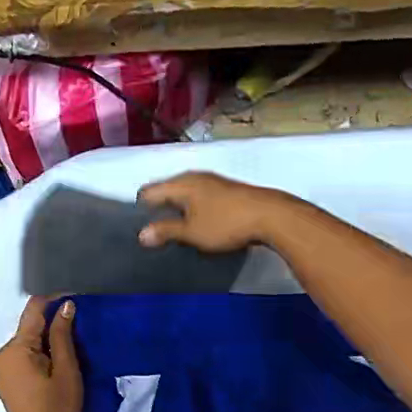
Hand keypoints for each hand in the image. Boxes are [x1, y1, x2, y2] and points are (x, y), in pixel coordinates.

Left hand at [0, 297, 81, 411]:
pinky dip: (38, 352)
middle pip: (29, 325)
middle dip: (52, 322)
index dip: (55, 301)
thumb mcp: (66, 370)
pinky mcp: (4, 378)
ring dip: (46, 338)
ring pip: (26, 340)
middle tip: (79, 329)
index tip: (76, 303)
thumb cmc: (58, 409)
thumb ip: (63, 335)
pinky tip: (55, 363)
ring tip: (71, 347)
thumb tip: (66, 305)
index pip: (33, 310)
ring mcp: (1, 366)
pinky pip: (22, 354)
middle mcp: (3, 353)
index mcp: (16, 348)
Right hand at [137, 172, 300, 251]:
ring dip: (177, 208)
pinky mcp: (226, 189)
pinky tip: (197, 222)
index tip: (140, 227)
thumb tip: (141, 235)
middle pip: (166, 190)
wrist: (271, 216)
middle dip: (159, 207)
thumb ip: (165, 232)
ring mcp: (211, 181)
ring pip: (184, 192)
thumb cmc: (225, 224)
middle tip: (155, 230)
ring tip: (175, 228)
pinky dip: (193, 207)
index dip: (140, 208)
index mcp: (180, 184)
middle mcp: (193, 177)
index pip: (149, 191)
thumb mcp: (192, 232)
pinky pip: (199, 196)